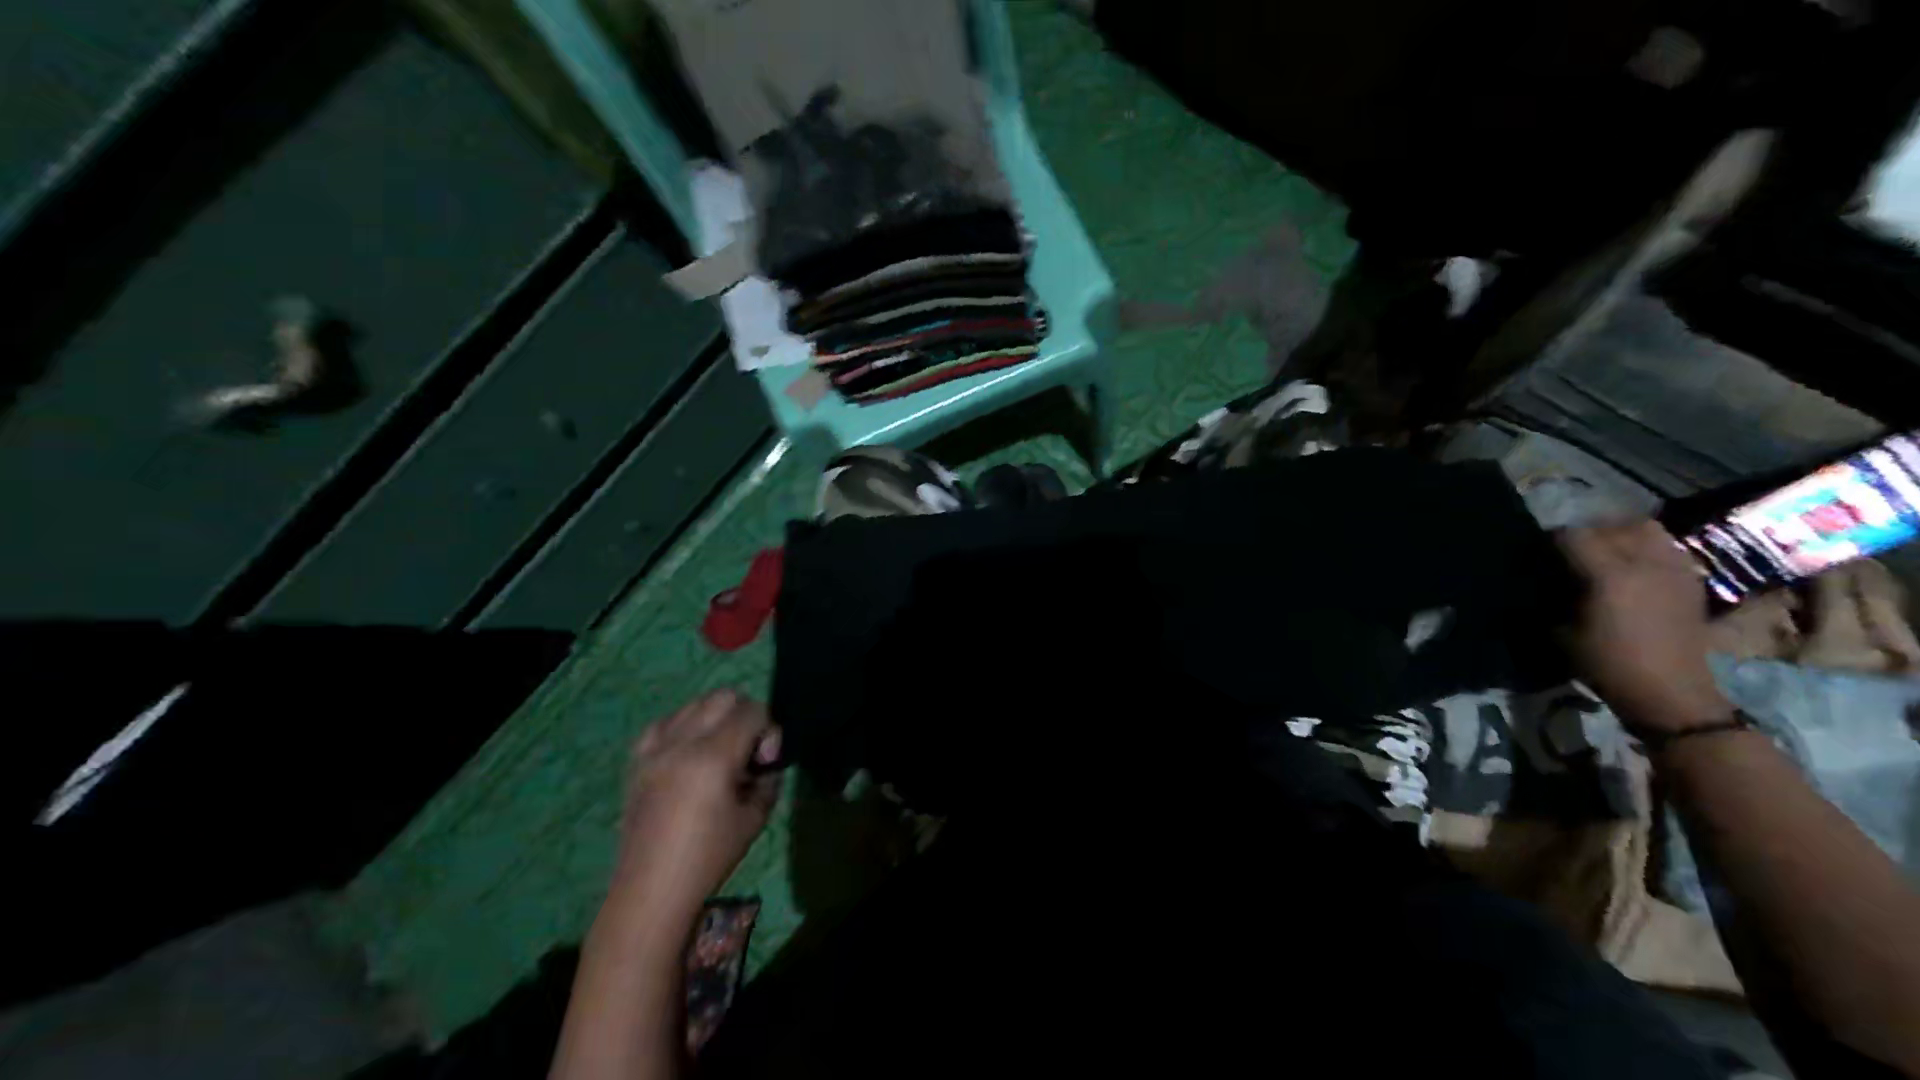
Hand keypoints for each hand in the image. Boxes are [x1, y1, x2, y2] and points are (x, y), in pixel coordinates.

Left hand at [613, 690, 781, 917]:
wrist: (651, 889)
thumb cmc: (710, 857)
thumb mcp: (756, 817)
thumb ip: (768, 777)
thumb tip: (764, 760)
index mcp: (712, 757)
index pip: (752, 710)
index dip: (769, 730)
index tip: (765, 762)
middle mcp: (680, 743)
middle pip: (724, 696)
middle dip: (745, 716)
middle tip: (747, 752)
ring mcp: (653, 748)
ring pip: (694, 703)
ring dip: (715, 719)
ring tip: (717, 754)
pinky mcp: (636, 760)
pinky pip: (665, 723)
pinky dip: (683, 728)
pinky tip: (687, 756)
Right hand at [1557, 521, 1733, 735]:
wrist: (1669, 690)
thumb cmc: (1606, 663)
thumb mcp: (1560, 631)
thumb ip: (1551, 596)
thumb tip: (1541, 578)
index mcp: (1608, 574)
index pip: (1573, 535)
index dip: (1551, 540)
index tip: (1539, 553)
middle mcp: (1644, 563)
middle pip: (1610, 526)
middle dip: (1586, 534)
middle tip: (1571, 553)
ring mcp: (1673, 570)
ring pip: (1645, 530)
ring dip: (1621, 534)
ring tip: (1606, 553)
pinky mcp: (1690, 581)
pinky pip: (1666, 548)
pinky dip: (1647, 548)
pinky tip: (1634, 568)